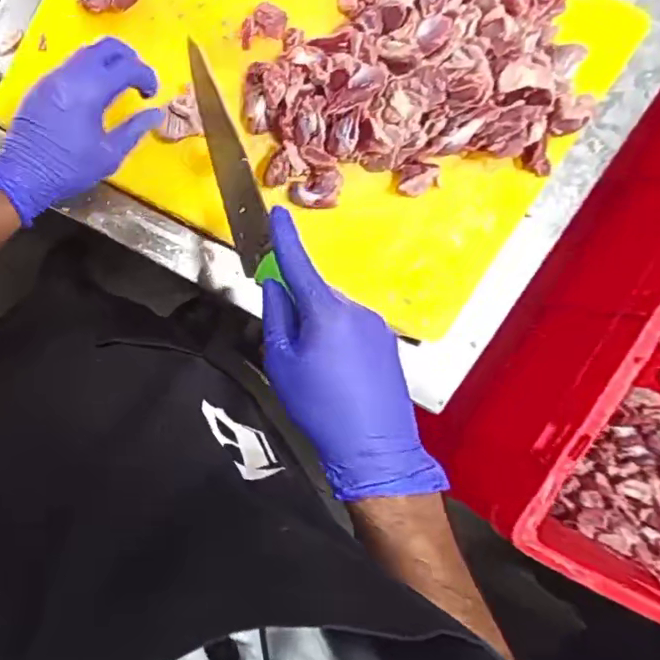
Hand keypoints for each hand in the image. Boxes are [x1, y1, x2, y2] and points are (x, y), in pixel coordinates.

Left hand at [0, 37, 164, 226]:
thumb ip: (134, 130)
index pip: (127, 67)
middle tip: (136, 79)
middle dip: (128, 58)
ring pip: (84, 53)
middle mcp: (69, 76)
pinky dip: (85, 71)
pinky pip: (67, 67)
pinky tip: (89, 93)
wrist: (22, 178)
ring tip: (115, 84)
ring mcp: (50, 79)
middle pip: (107, 47)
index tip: (151, 94)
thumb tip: (155, 114)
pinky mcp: (38, 88)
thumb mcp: (108, 156)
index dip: (146, 76)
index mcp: (89, 90)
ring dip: (105, 62)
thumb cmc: (66, 170)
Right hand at [261, 207, 447, 501]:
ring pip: (330, 311)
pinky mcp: (385, 342)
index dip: (284, 238)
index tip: (277, 214)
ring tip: (307, 366)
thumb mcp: (280, 361)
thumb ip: (276, 317)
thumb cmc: (318, 405)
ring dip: (312, 325)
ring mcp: (375, 325)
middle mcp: (355, 310)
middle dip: (294, 304)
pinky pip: (348, 326)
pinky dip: (331, 336)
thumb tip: (274, 287)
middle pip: (313, 292)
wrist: (374, 445)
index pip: (299, 265)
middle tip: (282, 343)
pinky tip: (327, 370)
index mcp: (326, 312)